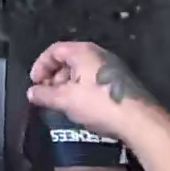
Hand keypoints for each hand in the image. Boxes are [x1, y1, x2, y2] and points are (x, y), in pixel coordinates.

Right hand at [26, 41, 163, 141]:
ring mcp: (111, 66)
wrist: (138, 120)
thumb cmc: (98, 104)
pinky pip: (93, 79)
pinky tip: (80, 106)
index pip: (54, 50)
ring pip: (81, 70)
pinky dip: (81, 89)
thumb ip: (45, 95)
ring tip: (61, 103)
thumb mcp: (66, 100)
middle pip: (67, 59)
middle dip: (53, 76)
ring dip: (67, 84)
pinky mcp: (119, 80)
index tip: (34, 83)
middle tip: (46, 94)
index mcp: (83, 51)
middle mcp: (97, 53)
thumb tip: (30, 93)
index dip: (40, 65)